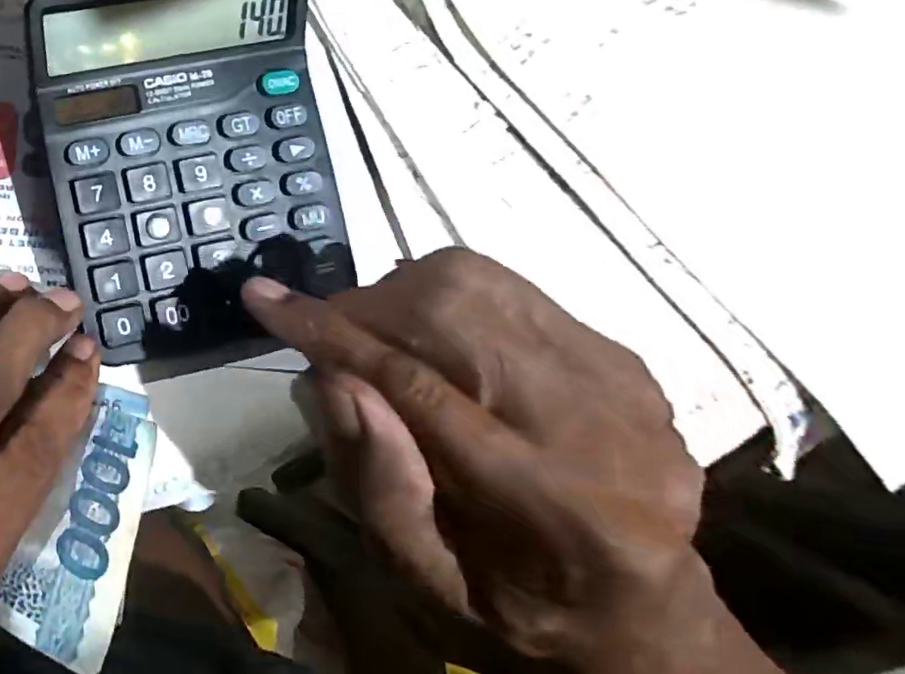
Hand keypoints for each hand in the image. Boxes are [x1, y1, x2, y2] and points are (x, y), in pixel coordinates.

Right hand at [242, 249, 779, 673]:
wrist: (643, 621)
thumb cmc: (510, 608)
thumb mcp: (421, 580)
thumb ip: (373, 481)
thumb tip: (329, 375)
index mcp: (549, 506)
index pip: (416, 386)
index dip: (329, 333)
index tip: (260, 296)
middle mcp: (601, 430)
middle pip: (452, 313)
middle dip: (365, 307)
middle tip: (331, 334)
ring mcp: (623, 387)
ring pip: (479, 282)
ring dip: (402, 294)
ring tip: (381, 335)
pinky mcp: (625, 361)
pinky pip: (508, 287)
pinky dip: (447, 296)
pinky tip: (436, 338)